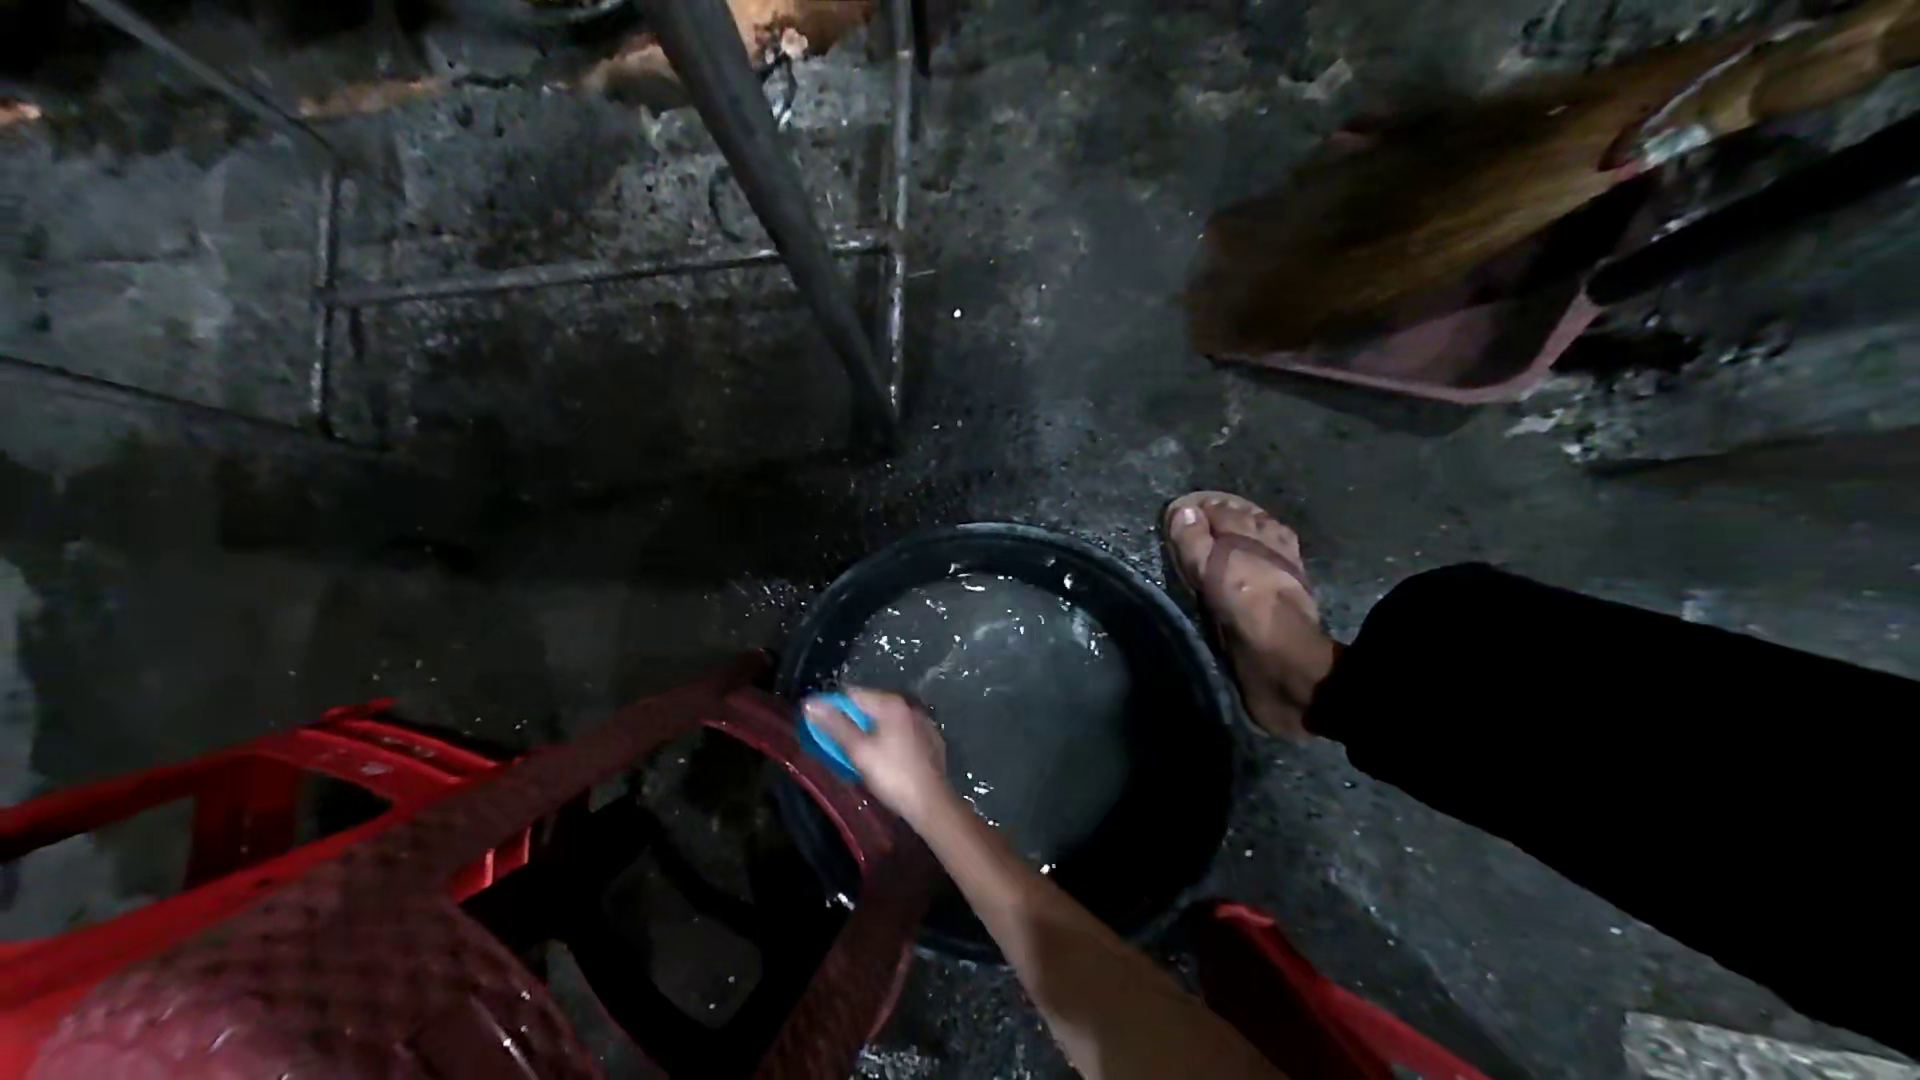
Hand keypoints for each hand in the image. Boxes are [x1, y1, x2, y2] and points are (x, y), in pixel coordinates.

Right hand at [803, 687, 949, 822]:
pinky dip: (889, 739)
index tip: (821, 726)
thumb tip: (810, 703)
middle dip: (852, 721)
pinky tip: (885, 758)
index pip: (853, 694)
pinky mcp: (931, 739)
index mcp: (891, 704)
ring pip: (886, 720)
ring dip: (870, 730)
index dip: (833, 708)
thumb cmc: (892, 776)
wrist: (932, 803)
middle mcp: (909, 706)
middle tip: (838, 744)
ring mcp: (923, 722)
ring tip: (859, 753)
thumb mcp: (859, 751)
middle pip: (870, 705)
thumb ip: (835, 725)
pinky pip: (902, 731)